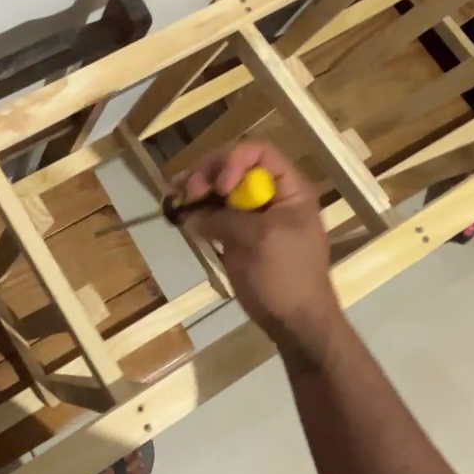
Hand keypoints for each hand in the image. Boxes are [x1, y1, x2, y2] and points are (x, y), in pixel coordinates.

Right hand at [177, 141, 341, 350]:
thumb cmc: (287, 275)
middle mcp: (269, 194)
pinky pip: (213, 210)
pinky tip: (180, 209)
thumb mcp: (261, 239)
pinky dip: (196, 207)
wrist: (294, 321)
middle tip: (190, 190)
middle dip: (209, 173)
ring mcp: (251, 213)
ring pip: (219, 186)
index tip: (222, 186)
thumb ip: (226, 218)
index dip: (235, 161)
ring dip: (197, 186)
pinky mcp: (235, 232)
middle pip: (233, 165)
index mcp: (289, 189)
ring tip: (180, 195)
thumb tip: (192, 214)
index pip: (259, 152)